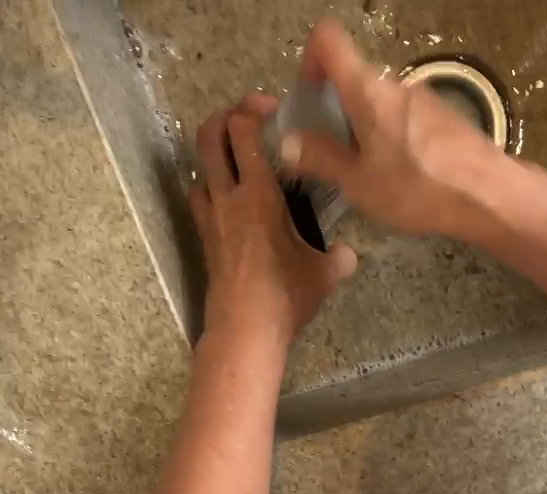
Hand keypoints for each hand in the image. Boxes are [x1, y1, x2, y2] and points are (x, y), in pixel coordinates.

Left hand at [192, 96, 357, 349]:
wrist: (245, 331)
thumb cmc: (285, 297)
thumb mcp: (323, 276)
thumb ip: (339, 259)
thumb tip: (348, 255)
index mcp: (259, 194)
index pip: (243, 131)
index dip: (253, 110)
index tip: (273, 112)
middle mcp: (228, 198)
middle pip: (208, 137)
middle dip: (224, 118)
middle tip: (247, 122)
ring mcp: (211, 220)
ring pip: (198, 167)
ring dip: (213, 154)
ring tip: (237, 160)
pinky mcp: (205, 241)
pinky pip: (199, 199)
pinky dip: (210, 187)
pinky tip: (229, 199)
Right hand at [279, 19, 513, 238]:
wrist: (486, 195)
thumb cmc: (418, 188)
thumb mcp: (359, 182)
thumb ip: (321, 158)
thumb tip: (287, 142)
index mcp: (367, 90)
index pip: (327, 40)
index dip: (309, 63)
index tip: (307, 103)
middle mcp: (393, 84)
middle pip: (352, 79)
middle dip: (333, 110)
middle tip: (331, 155)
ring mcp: (421, 99)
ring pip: (377, 102)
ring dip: (362, 129)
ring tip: (367, 174)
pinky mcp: (441, 118)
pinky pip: (402, 119)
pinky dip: (389, 138)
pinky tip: (399, 177)